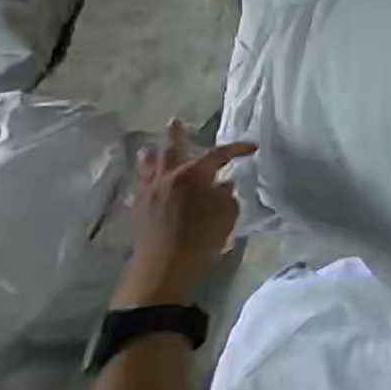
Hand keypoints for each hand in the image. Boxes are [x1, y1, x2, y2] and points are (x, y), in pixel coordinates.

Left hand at [112, 121, 257, 307]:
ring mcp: (149, 192)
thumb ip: (226, 194)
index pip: (219, 154)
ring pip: (150, 166)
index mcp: (193, 174)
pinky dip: (148, 178)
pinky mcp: (138, 209)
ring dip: (153, 155)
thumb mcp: (227, 213)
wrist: (164, 268)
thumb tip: (223, 184)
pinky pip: (142, 185)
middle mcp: (168, 177)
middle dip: (176, 135)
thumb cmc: (202, 237)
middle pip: (171, 149)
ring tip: (150, 149)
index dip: (237, 149)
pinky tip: (150, 182)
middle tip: (175, 121)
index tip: (253, 147)